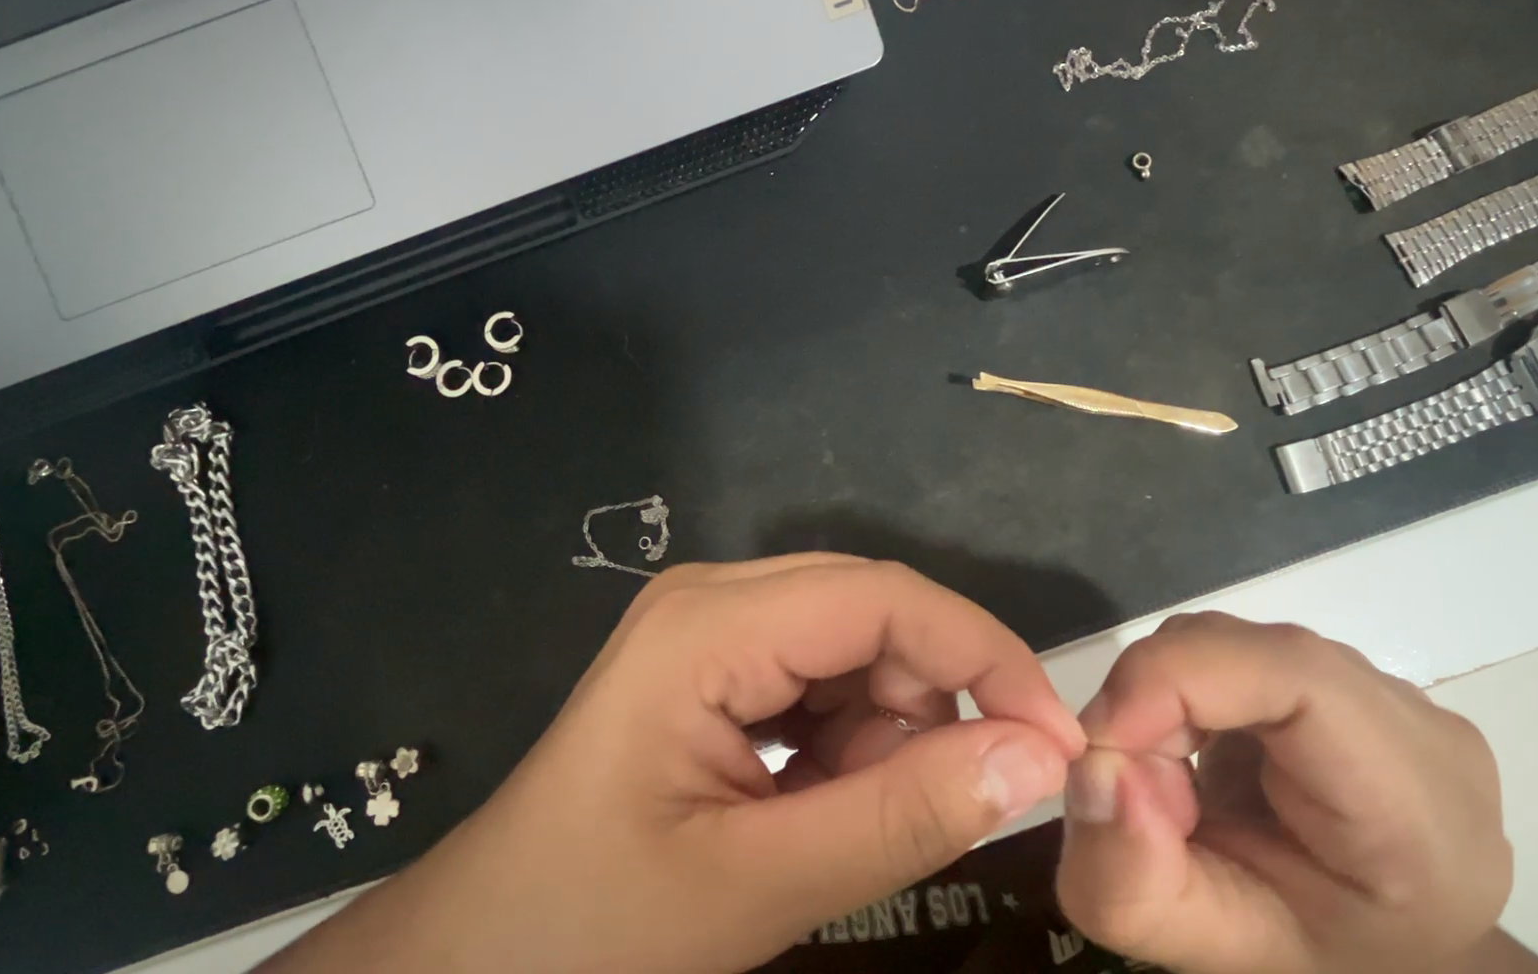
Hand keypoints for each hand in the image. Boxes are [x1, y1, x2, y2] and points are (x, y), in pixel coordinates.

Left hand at [260, 555, 1084, 973]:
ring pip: (857, 651)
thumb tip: (1038, 756)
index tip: (1054, 745)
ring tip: (833, 823)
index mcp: (711, 625)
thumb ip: (902, 819)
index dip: (984, 657)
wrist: (483, 949)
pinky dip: (848, 743)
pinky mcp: (718, 665)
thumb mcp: (756, 885)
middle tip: (923, 812)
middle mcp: (716, 598)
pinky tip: (811, 805)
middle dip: (925, 707)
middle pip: (874, 616)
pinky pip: (823, 680)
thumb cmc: (593, 924)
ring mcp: (713, 627)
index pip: (885, 599)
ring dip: (883, 735)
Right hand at [1056, 612, 1515, 973]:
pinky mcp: (1346, 677)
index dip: (1175, 680)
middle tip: (1126, 781)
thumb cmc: (1301, 951)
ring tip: (1167, 780)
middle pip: (1248, 651)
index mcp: (1415, 814)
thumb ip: (1130, 881)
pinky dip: (1181, 693)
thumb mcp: (1203, 947)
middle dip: (1151, 701)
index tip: (1101, 744)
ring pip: (1231, 643)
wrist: (1372, 950)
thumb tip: (1095, 769)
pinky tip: (1194, 755)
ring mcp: (1386, 694)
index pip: (1296, 674)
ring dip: (1161, 697)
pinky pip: (1234, 652)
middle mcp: (1417, 730)